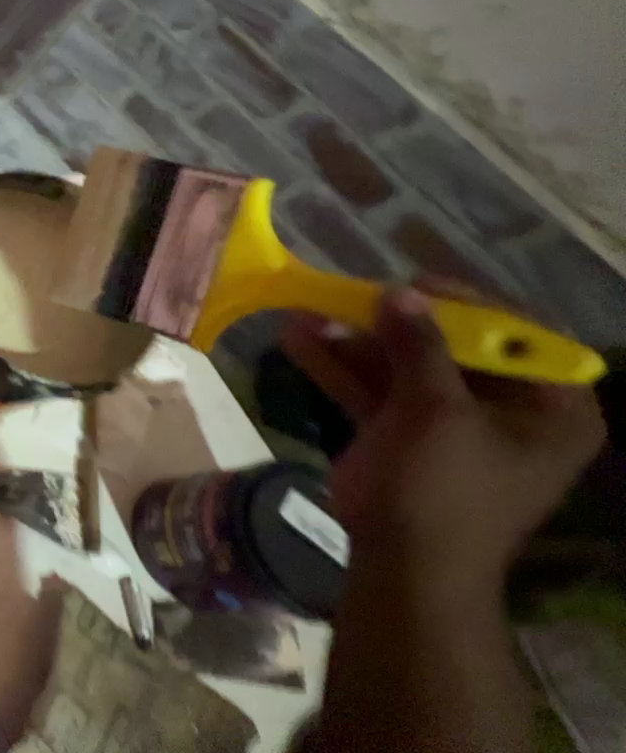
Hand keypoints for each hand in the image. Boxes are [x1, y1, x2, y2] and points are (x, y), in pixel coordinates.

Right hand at [280, 286, 605, 592]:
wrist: (404, 560)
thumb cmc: (444, 488)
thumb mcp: (437, 412)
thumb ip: (419, 348)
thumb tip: (399, 292)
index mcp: (549, 409)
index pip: (519, 338)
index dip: (467, 307)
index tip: (411, 284)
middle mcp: (504, 410)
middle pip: (448, 348)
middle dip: (391, 322)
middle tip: (346, 293)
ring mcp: (446, 422)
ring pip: (398, 366)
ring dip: (351, 340)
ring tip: (303, 310)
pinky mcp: (399, 433)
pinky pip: (369, 390)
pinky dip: (334, 366)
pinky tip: (295, 340)